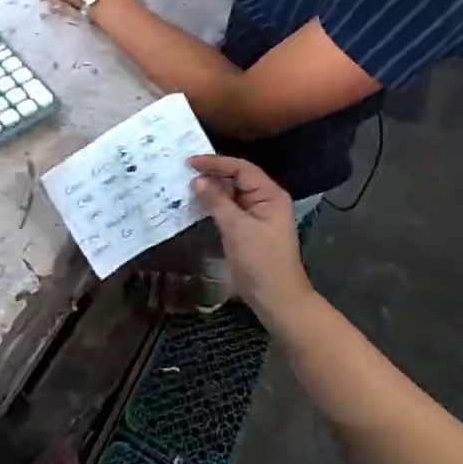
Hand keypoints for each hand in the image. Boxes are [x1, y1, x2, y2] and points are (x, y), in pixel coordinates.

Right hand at [189, 155, 312, 315]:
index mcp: (270, 194)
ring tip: (187, 184)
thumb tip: (197, 180)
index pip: (241, 168)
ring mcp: (258, 215)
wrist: (278, 300)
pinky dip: (215, 204)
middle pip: (237, 178)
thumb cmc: (261, 262)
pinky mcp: (250, 229)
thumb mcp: (237, 229)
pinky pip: (231, 208)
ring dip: (212, 188)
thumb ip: (217, 201)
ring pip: (233, 193)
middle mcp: (266, 199)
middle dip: (213, 173)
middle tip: (184, 171)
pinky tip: (198, 203)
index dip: (215, 163)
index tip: (189, 162)